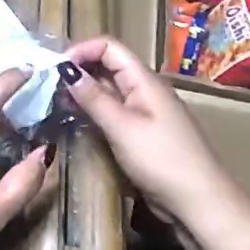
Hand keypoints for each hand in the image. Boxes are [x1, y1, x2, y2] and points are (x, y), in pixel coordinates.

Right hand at [60, 36, 234, 221]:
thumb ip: (94, 98)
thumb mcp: (122, 127)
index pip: (109, 47)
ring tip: (56, 103)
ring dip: (84, 92)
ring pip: (109, 91)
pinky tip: (76, 121)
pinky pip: (114, 112)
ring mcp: (144, 112)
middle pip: (108, 67)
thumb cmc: (161, 159)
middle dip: (79, 71)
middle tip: (48, 87)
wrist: (200, 202)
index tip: (54, 68)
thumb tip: (66, 70)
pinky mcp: (142, 134)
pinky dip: (94, 112)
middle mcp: (144, 89)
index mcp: (144, 80)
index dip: (82, 50)